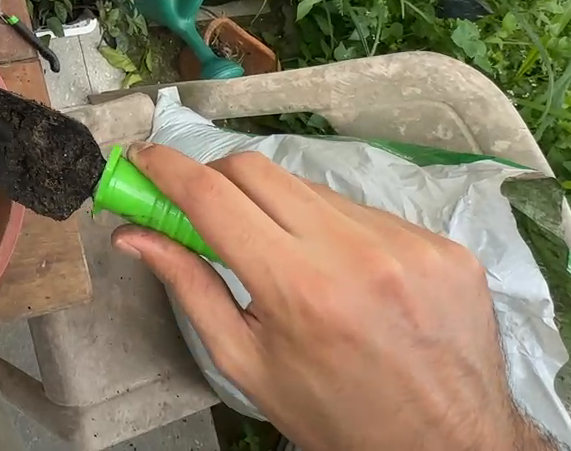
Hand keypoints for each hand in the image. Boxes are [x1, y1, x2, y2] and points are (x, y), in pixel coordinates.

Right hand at [112, 146, 545, 450]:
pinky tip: (337, 266)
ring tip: (282, 250)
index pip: (211, 196)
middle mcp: (355, 252)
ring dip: (272, 202)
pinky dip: (326, 222)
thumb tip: (130, 233)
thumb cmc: (334, 414)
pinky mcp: (441, 243)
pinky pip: (354, 206)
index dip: (166, 167)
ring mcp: (406, 243)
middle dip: (213, 178)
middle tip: (203, 207)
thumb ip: (186, 285)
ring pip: (302, 184)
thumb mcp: (245, 361)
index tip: (141, 157)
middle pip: (251, 168)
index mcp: (299, 289)